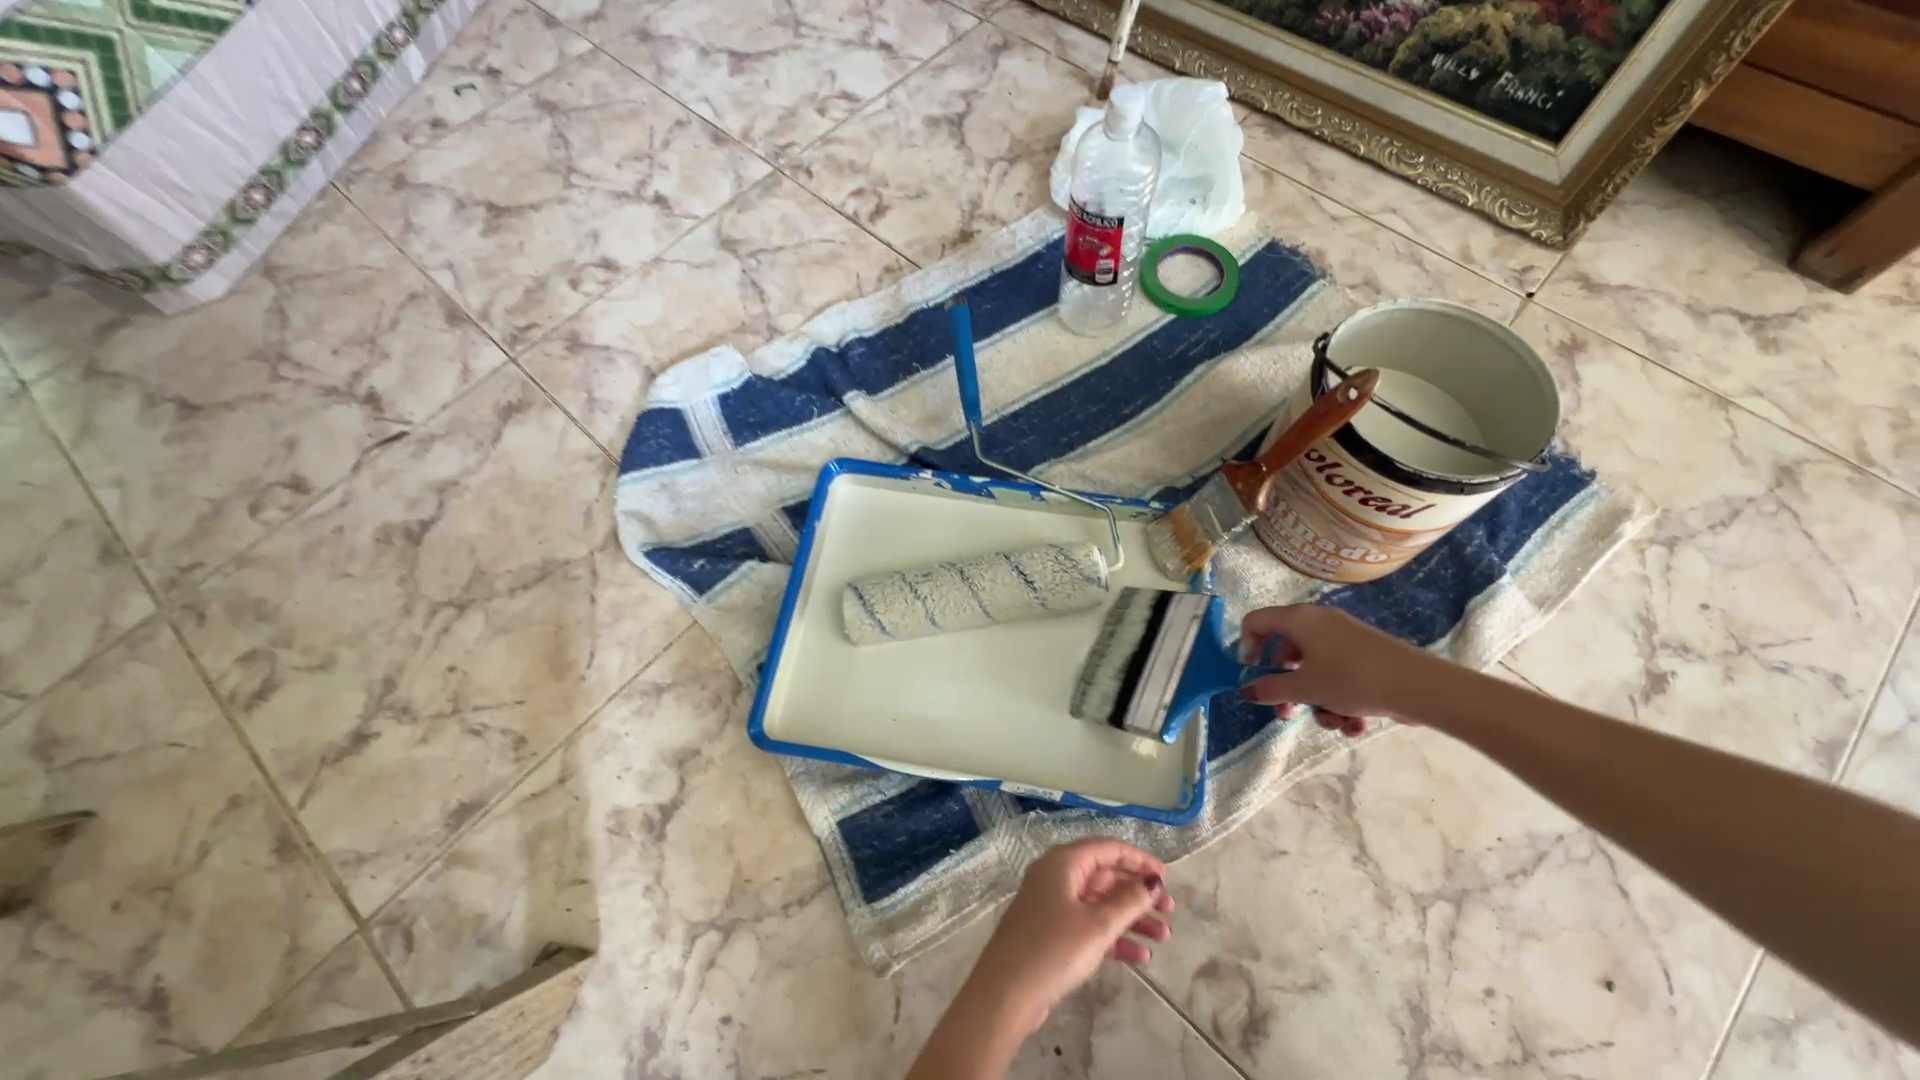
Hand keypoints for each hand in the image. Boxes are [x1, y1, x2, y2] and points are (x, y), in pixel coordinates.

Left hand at [967, 839, 1173, 1032]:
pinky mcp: (1051, 934)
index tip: (1167, 877)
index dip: (1139, 860)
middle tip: (1169, 910)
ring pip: (1099, 904)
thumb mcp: (1098, 925)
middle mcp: (1056, 877)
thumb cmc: (1054, 949)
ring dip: (1131, 918)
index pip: (1108, 849)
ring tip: (1163, 937)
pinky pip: (1089, 926)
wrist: (1006, 993)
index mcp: (1063, 863)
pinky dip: (1114, 938)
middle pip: (1105, 876)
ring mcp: (1052, 906)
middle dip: (1138, 893)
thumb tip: (1152, 882)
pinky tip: (1141, 957)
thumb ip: (1129, 902)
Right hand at [1239, 604, 1436, 734]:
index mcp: (1300, 620)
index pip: (1256, 622)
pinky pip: (1338, 676)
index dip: (1246, 647)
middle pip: (1286, 653)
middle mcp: (1319, 623)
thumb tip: (1247, 690)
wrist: (1418, 686)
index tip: (1251, 674)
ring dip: (1317, 701)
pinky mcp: (1364, 657)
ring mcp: (1344, 639)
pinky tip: (1354, 723)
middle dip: (1285, 688)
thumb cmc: (1351, 679)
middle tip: (1286, 713)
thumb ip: (1270, 689)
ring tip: (1333, 722)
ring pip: (1314, 671)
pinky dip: (1340, 699)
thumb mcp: (1305, 688)